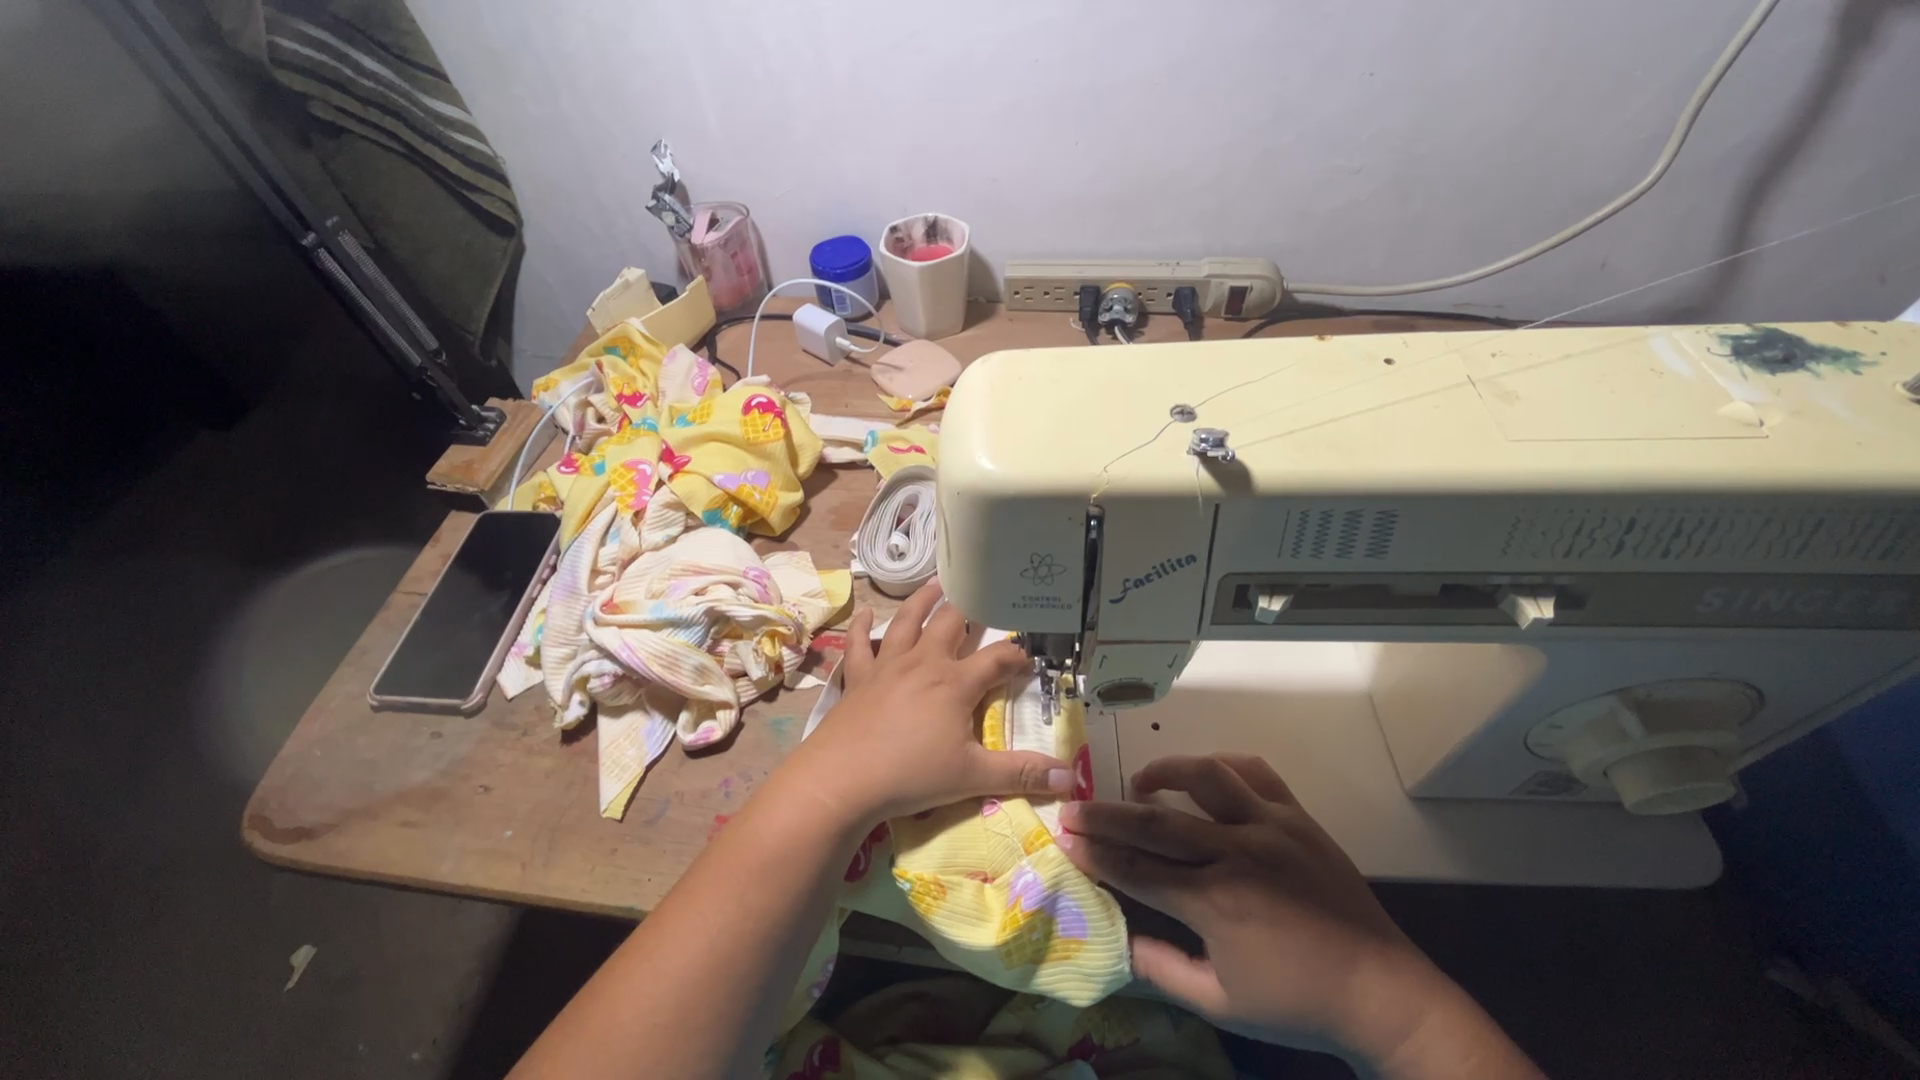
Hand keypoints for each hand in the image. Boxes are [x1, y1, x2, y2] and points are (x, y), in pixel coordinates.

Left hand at [786, 581, 1071, 824]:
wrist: (842, 779)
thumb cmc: (911, 776)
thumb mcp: (973, 777)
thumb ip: (1021, 773)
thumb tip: (1070, 777)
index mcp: (956, 683)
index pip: (998, 658)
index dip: (1018, 655)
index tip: (1030, 657)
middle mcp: (924, 663)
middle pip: (951, 624)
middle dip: (970, 608)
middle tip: (981, 591)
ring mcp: (888, 666)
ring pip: (908, 622)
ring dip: (923, 600)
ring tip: (935, 582)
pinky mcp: (859, 678)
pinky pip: (861, 645)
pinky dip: (863, 627)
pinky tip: (866, 613)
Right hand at [1059, 754, 1524, 1073]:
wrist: (1382, 992)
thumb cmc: (1295, 1002)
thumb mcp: (1220, 1002)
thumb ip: (1161, 969)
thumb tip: (1117, 940)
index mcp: (1216, 903)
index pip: (1138, 869)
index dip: (1096, 854)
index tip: (1065, 840)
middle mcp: (1238, 853)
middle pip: (1156, 821)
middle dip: (1106, 815)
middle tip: (1072, 808)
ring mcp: (1272, 827)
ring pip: (1206, 776)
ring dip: (1164, 772)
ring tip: (1140, 784)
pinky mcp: (1298, 817)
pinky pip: (1255, 772)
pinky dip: (1222, 766)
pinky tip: (1205, 777)